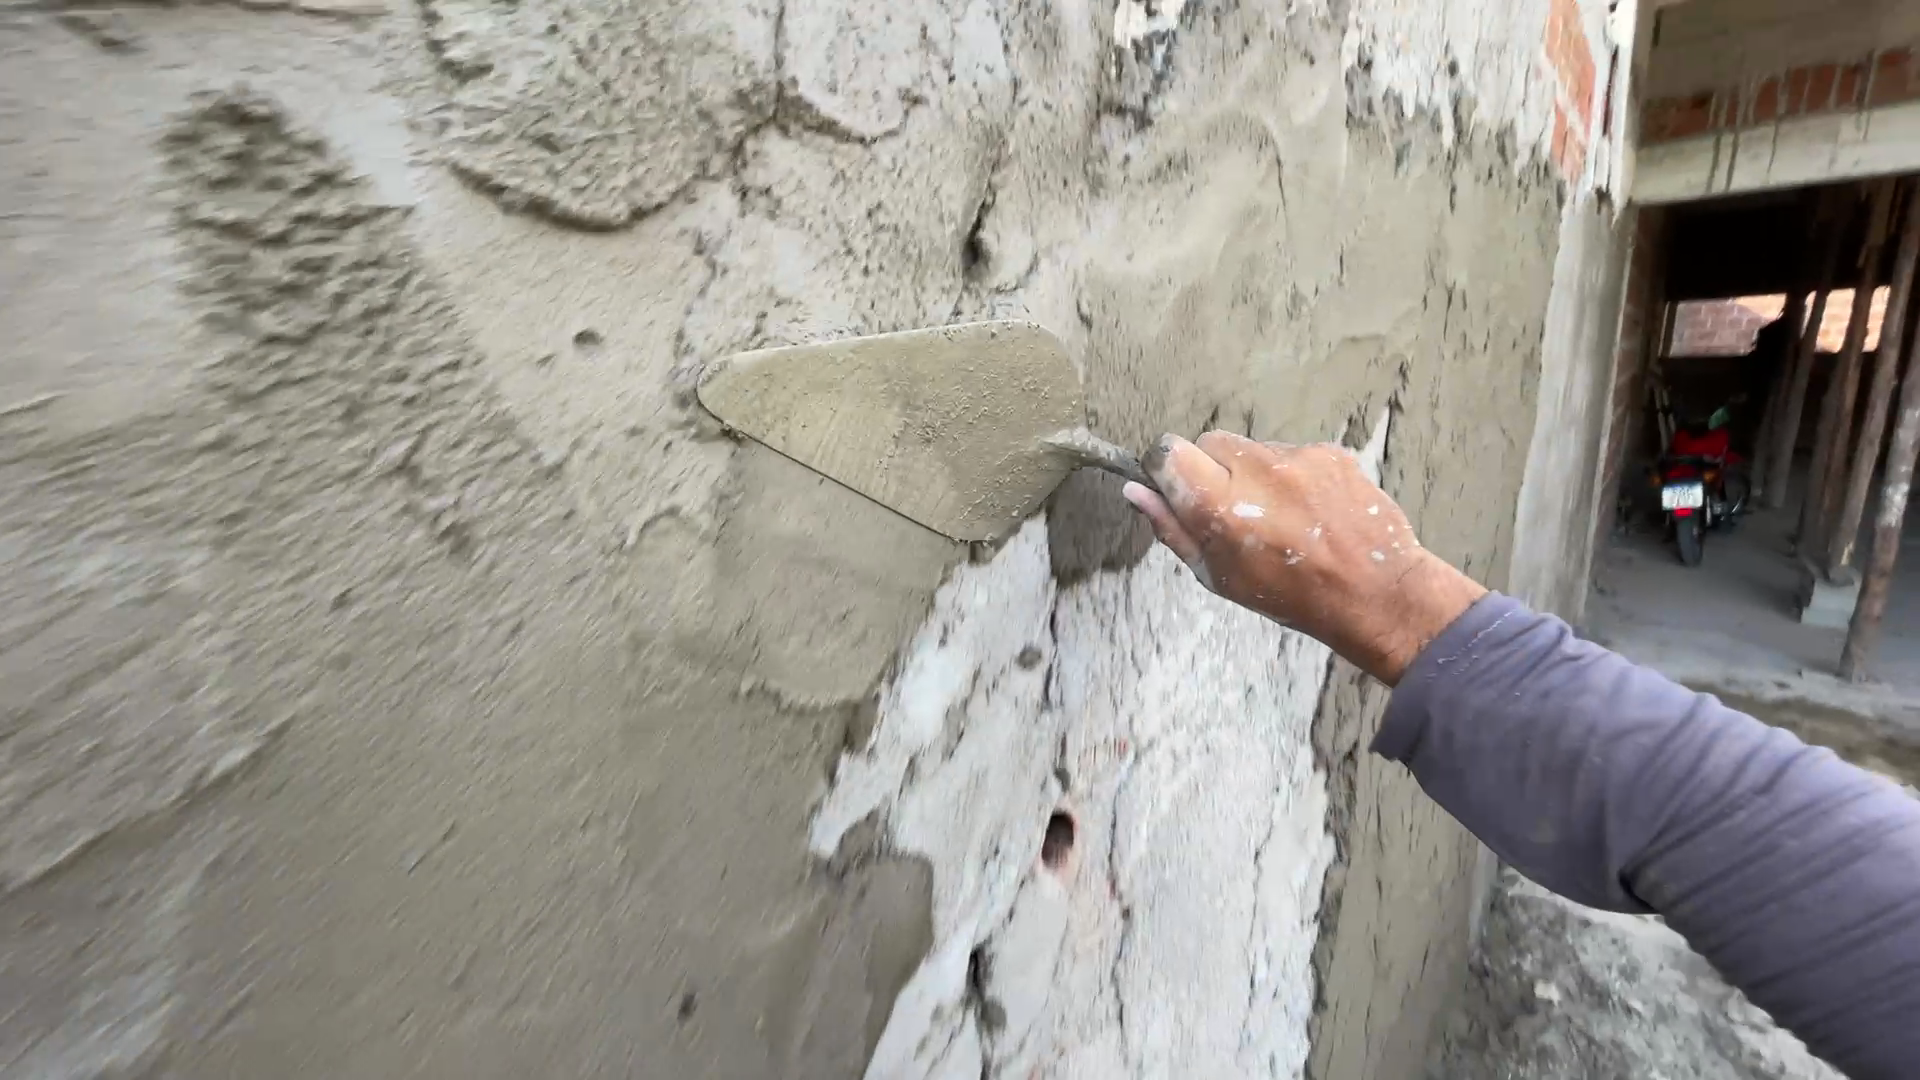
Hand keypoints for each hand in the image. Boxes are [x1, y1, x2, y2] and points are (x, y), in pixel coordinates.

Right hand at [1121, 432, 1485, 684]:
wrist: (1373, 592)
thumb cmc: (1285, 593)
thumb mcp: (1214, 574)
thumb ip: (1170, 528)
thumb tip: (1133, 492)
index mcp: (1219, 507)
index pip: (1168, 451)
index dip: (1167, 468)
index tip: (1178, 488)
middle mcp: (1255, 471)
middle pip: (1207, 441)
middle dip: (1208, 467)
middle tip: (1229, 507)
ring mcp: (1296, 457)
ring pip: (1248, 446)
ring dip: (1248, 471)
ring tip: (1275, 513)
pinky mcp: (1327, 451)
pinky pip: (1286, 451)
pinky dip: (1286, 474)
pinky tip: (1304, 507)